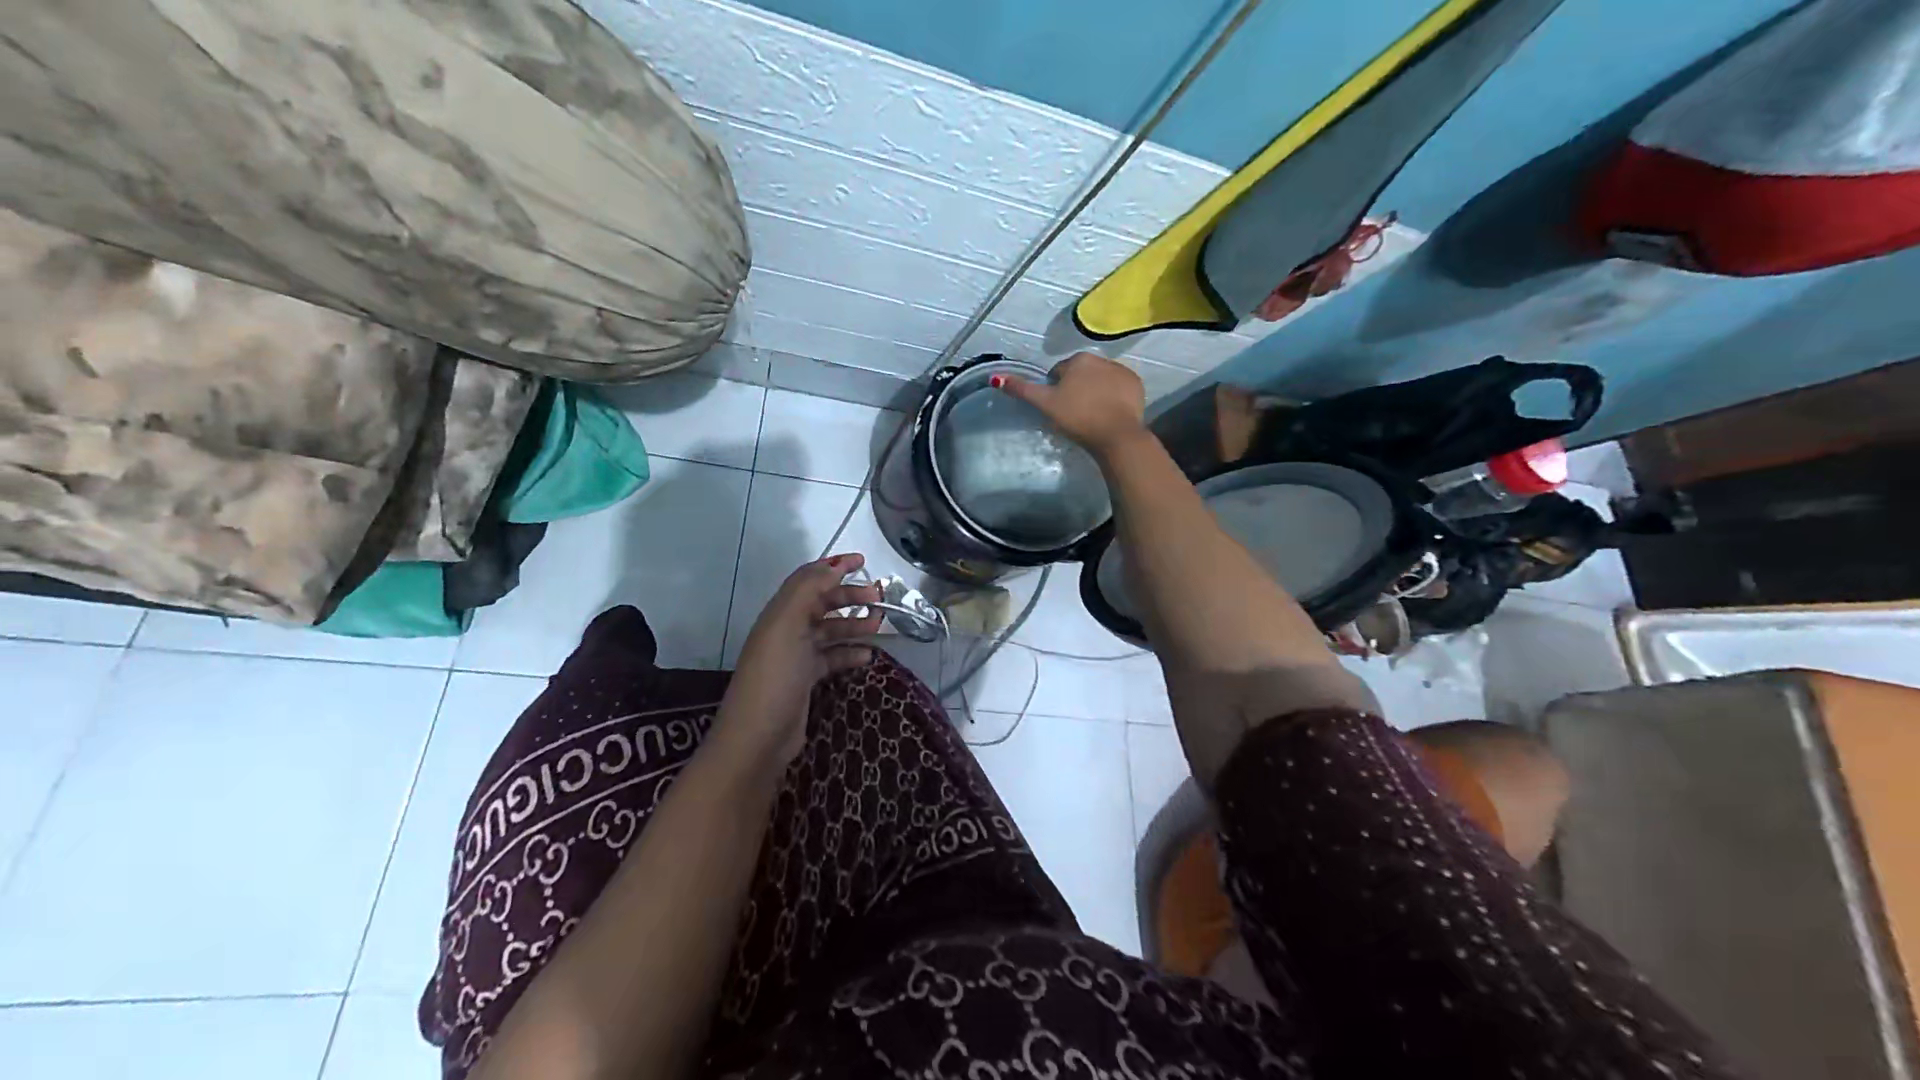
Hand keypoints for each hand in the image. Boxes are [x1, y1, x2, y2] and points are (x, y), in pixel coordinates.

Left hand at [718, 553, 883, 763]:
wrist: (758, 736)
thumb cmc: (775, 675)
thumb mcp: (788, 624)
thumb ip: (808, 589)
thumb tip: (833, 564)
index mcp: (780, 613)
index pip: (809, 580)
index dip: (834, 567)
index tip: (864, 561)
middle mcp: (787, 630)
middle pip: (822, 603)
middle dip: (849, 596)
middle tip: (879, 598)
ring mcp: (796, 657)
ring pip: (830, 630)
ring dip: (854, 624)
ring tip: (879, 624)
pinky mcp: (805, 681)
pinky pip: (831, 658)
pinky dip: (849, 653)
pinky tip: (867, 656)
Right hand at [993, 351, 1146, 456]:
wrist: (1117, 435)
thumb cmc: (1078, 417)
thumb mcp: (1045, 404)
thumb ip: (1022, 389)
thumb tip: (996, 377)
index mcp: (1078, 359)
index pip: (1058, 372)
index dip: (1055, 391)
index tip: (1058, 409)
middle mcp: (1102, 359)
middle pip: (1080, 374)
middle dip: (1076, 389)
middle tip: (1073, 414)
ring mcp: (1123, 371)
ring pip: (1100, 381)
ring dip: (1094, 392)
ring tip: (1091, 415)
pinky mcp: (1137, 386)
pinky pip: (1119, 389)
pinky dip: (1113, 398)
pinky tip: (1108, 414)